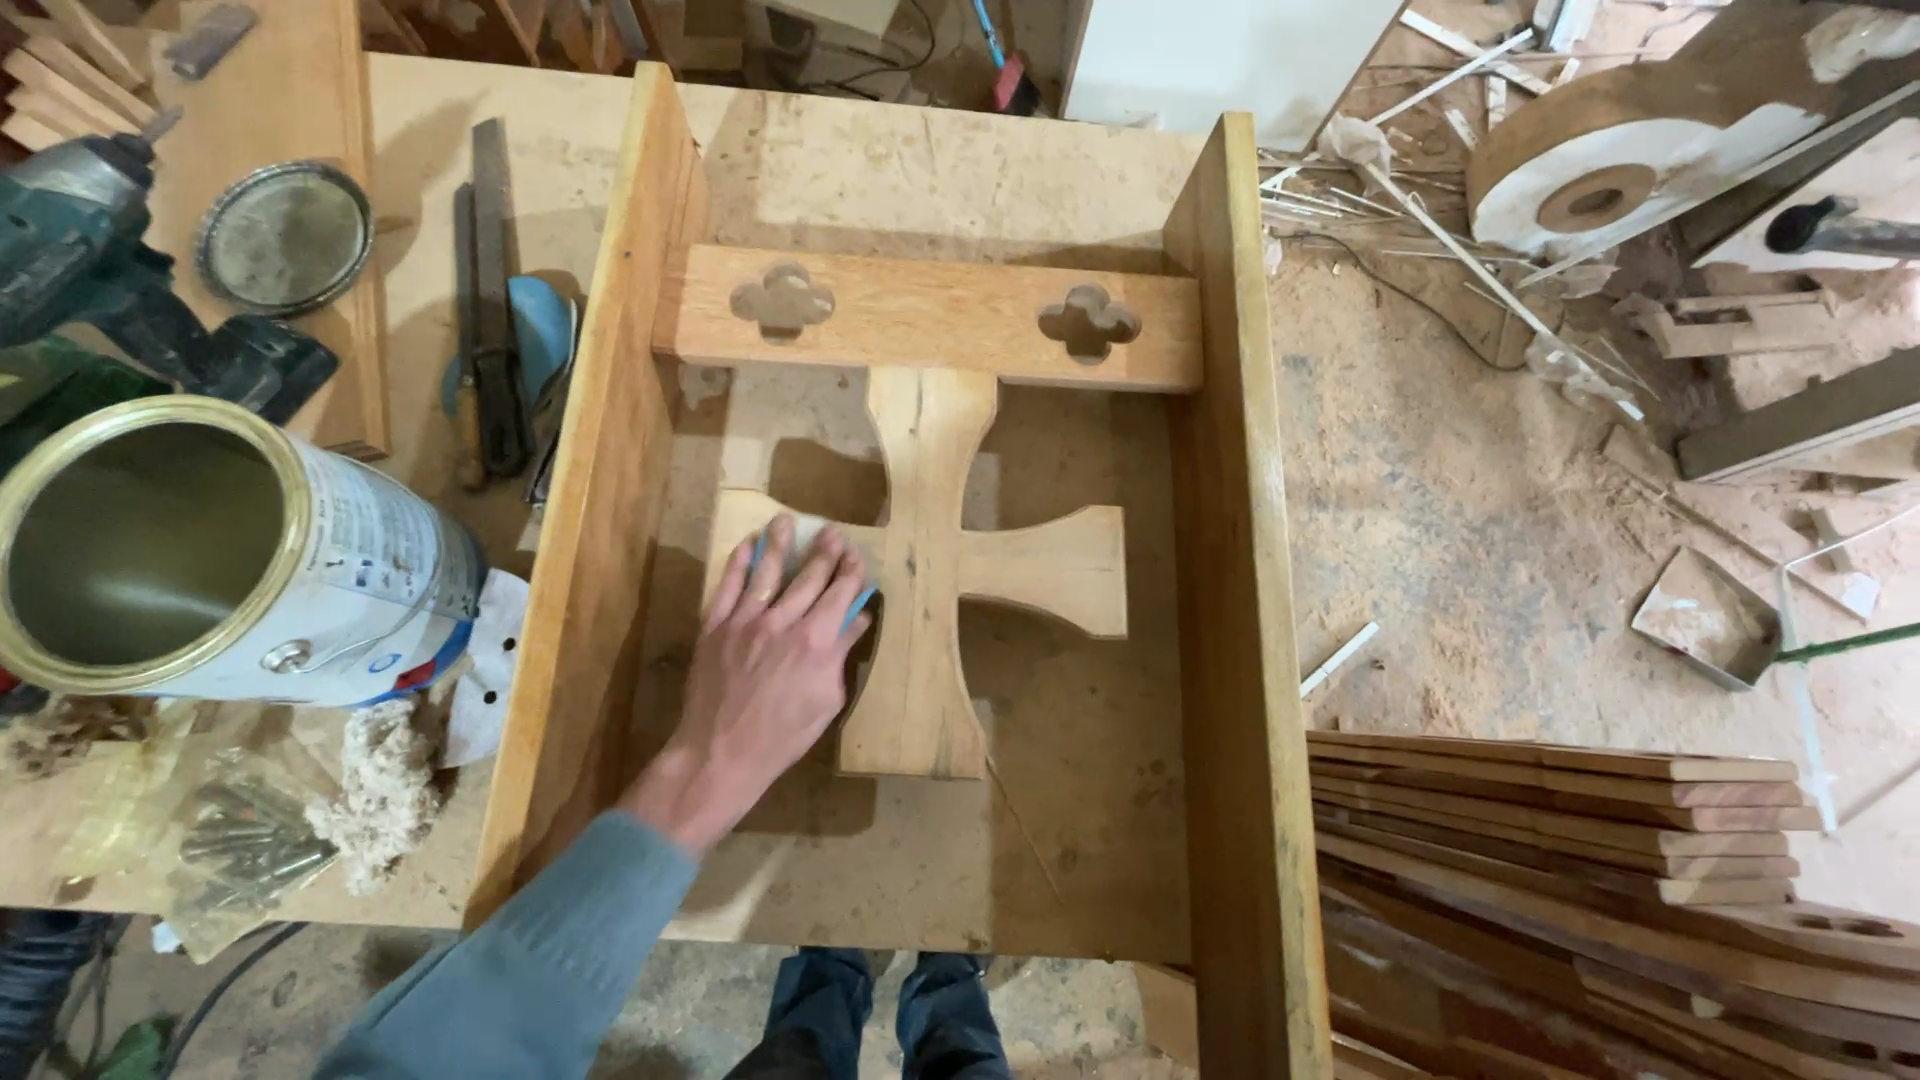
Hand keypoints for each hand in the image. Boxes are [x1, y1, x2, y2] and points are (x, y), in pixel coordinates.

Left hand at [618, 514, 873, 854]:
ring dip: (781, 544)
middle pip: (810, 576)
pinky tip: (746, 545)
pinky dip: (737, 563)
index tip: (857, 556)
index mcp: (816, 641)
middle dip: (825, 552)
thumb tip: (858, 621)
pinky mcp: (715, 627)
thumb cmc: (784, 735)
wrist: (722, 752)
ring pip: (768, 571)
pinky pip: (727, 586)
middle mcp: (783, 622)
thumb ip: (841, 655)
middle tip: (833, 532)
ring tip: (787, 521)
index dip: (851, 572)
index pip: (840, 594)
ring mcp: (745, 621)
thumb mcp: (827, 699)